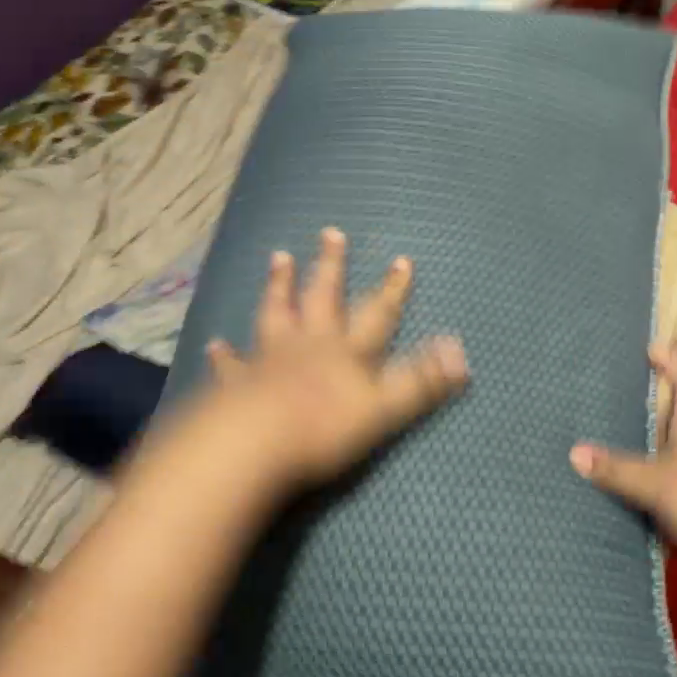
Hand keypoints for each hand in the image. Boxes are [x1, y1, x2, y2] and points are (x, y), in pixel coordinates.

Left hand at [203, 227, 468, 488]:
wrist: (253, 444)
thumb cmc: (324, 427)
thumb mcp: (385, 406)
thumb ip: (422, 380)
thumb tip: (462, 352)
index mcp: (347, 351)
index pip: (377, 314)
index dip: (392, 289)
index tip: (402, 260)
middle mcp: (310, 344)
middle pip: (322, 297)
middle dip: (330, 266)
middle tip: (330, 233)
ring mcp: (270, 359)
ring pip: (276, 314)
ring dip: (279, 287)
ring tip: (278, 258)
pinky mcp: (236, 383)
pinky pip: (232, 364)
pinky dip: (225, 354)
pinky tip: (215, 344)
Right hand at [570, 345, 676, 570]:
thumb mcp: (657, 483)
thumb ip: (618, 470)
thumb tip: (574, 451)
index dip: (672, 363)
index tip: (654, 346)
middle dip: (657, 412)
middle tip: (622, 402)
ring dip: (656, 458)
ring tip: (620, 457)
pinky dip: (662, 498)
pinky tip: (640, 512)